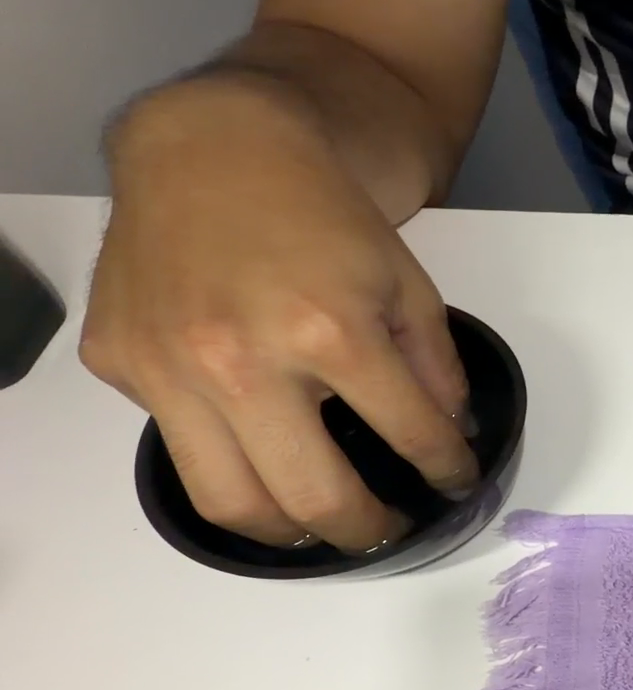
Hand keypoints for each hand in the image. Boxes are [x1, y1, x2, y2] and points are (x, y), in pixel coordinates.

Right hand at [80, 86, 476, 550]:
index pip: (412, 437)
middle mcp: (240, 362)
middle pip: (312, 497)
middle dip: (367, 531)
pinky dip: (231, 467)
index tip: (458, 484)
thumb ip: (438, 372)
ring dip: (289, 533)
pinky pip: (179, 444)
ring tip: (325, 528)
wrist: (216, 155)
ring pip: (230, 500)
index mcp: (331, 334)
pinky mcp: (117, 363)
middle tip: (389, 533)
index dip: (449, 471)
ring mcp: (166, 368)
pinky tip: (266, 457)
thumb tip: (451, 435)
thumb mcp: (413, 291)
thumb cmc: (330, 223)